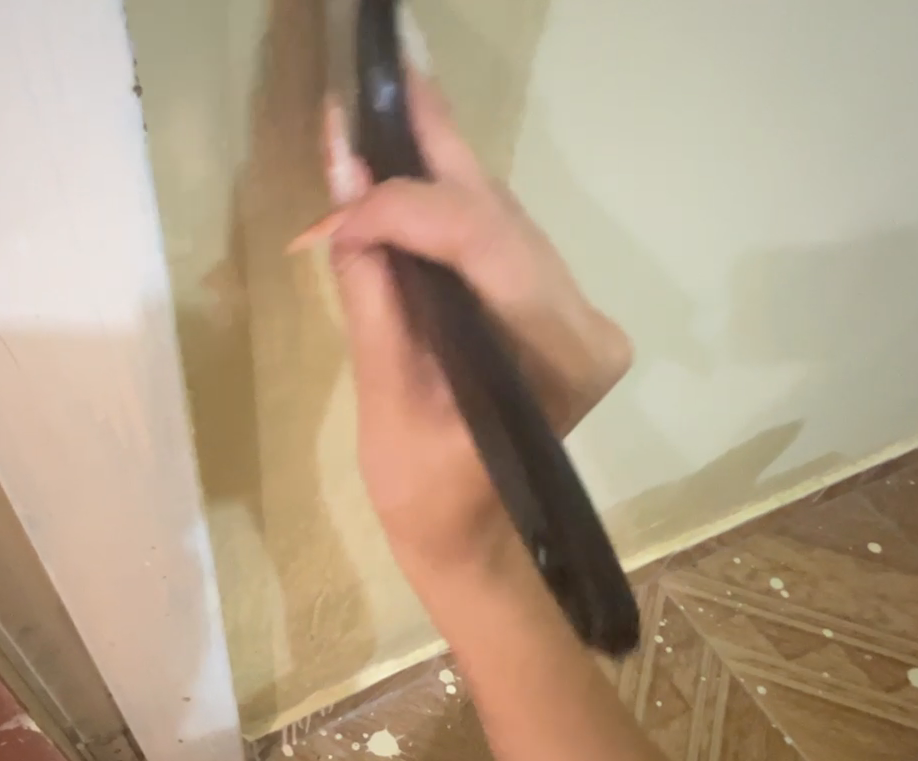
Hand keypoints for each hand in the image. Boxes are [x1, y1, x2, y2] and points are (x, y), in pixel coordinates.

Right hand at [292, 78, 630, 595]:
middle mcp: (584, 317)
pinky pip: (490, 242)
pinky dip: (441, 205)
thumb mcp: (390, 405)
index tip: (334, 211)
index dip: (405, 210)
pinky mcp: (543, 309)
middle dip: (434, 146)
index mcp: (560, 354)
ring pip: (496, 218)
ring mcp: (570, 309)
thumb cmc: (428, 497)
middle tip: (390, 67)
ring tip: (387, 106)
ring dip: (435, 166)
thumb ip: (375, 300)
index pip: (483, 247)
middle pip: (499, 214)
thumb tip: (345, 209)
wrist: (467, 536)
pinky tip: (409, 159)